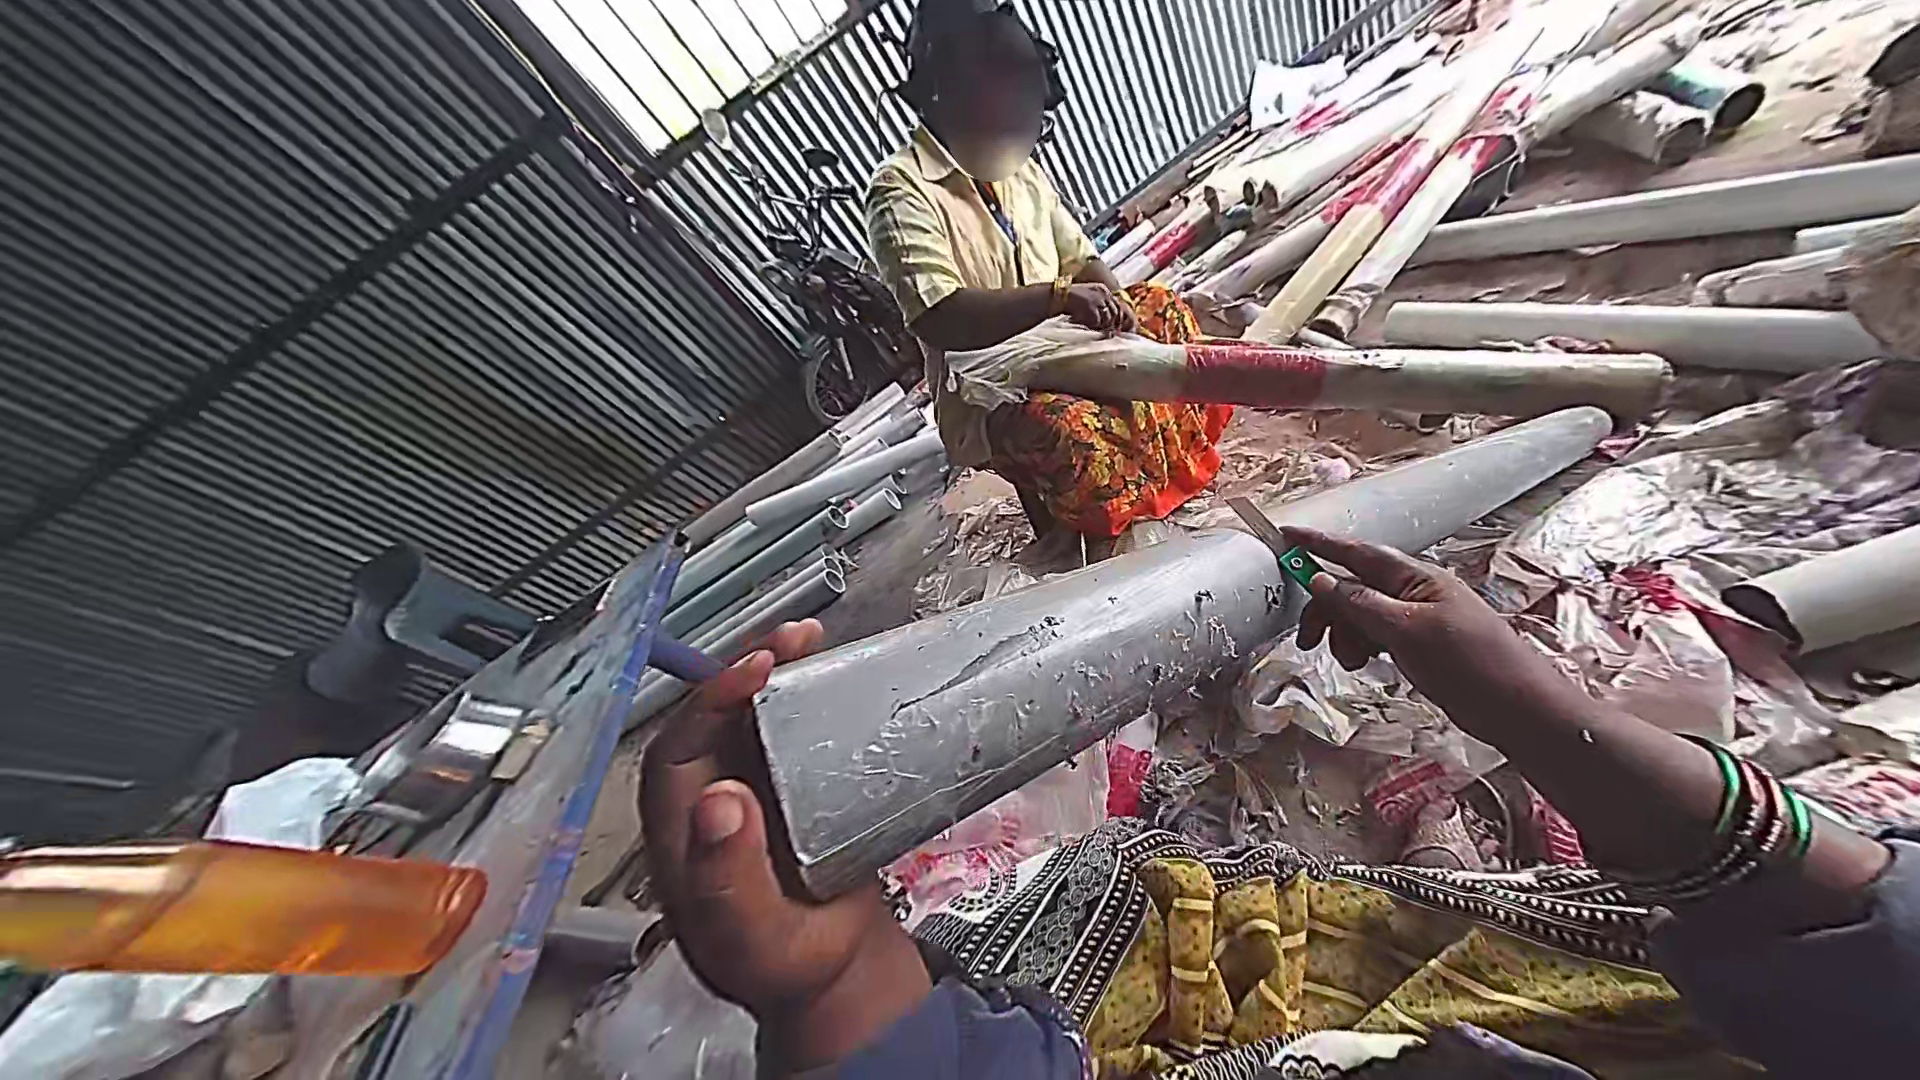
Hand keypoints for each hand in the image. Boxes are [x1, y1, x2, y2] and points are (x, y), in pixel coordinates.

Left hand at [641, 621, 930, 1068]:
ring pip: (755, 709)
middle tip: (792, 637)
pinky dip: (810, 688)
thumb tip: (718, 801)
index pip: (678, 751)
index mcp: (682, 829)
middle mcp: (712, 792)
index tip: (754, 671)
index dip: (709, 703)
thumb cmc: (786, 961)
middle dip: (748, 666)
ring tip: (811, 637)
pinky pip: (795, 721)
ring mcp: (755, 779)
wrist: (835, 961)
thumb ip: (727, 883)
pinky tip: (834, 669)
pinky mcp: (794, 775)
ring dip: (779, 667)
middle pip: (717, 714)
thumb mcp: (752, 939)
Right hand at [1063, 282, 1136, 334]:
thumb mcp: (1086, 296)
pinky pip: (1098, 321)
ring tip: (1101, 333)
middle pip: (1114, 311)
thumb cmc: (1068, 300)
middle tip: (1110, 333)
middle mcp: (1102, 293)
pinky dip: (1096, 327)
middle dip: (1112, 323)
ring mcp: (1097, 300)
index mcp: (1101, 289)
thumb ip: (1096, 303)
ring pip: (1108, 317)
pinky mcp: (1092, 307)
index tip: (1115, 326)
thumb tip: (1105, 319)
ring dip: (1104, 327)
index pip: (1116, 303)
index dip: (1116, 316)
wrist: (1057, 297)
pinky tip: (1092, 330)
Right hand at [1281, 526, 1586, 733]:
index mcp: (1415, 578)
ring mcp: (1412, 617)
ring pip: (1356, 613)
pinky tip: (1365, 662)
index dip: (1318, 543)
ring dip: (1343, 634)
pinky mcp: (1414, 641)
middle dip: (1325, 610)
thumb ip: (1359, 603)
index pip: (1356, 552)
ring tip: (1351, 660)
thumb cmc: (1471, 664)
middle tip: (1307, 639)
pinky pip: (1371, 633)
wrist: (1523, 712)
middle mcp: (1410, 591)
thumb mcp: (1407, 631)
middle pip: (1349, 588)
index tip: (1285, 535)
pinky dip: (1359, 645)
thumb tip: (1319, 579)